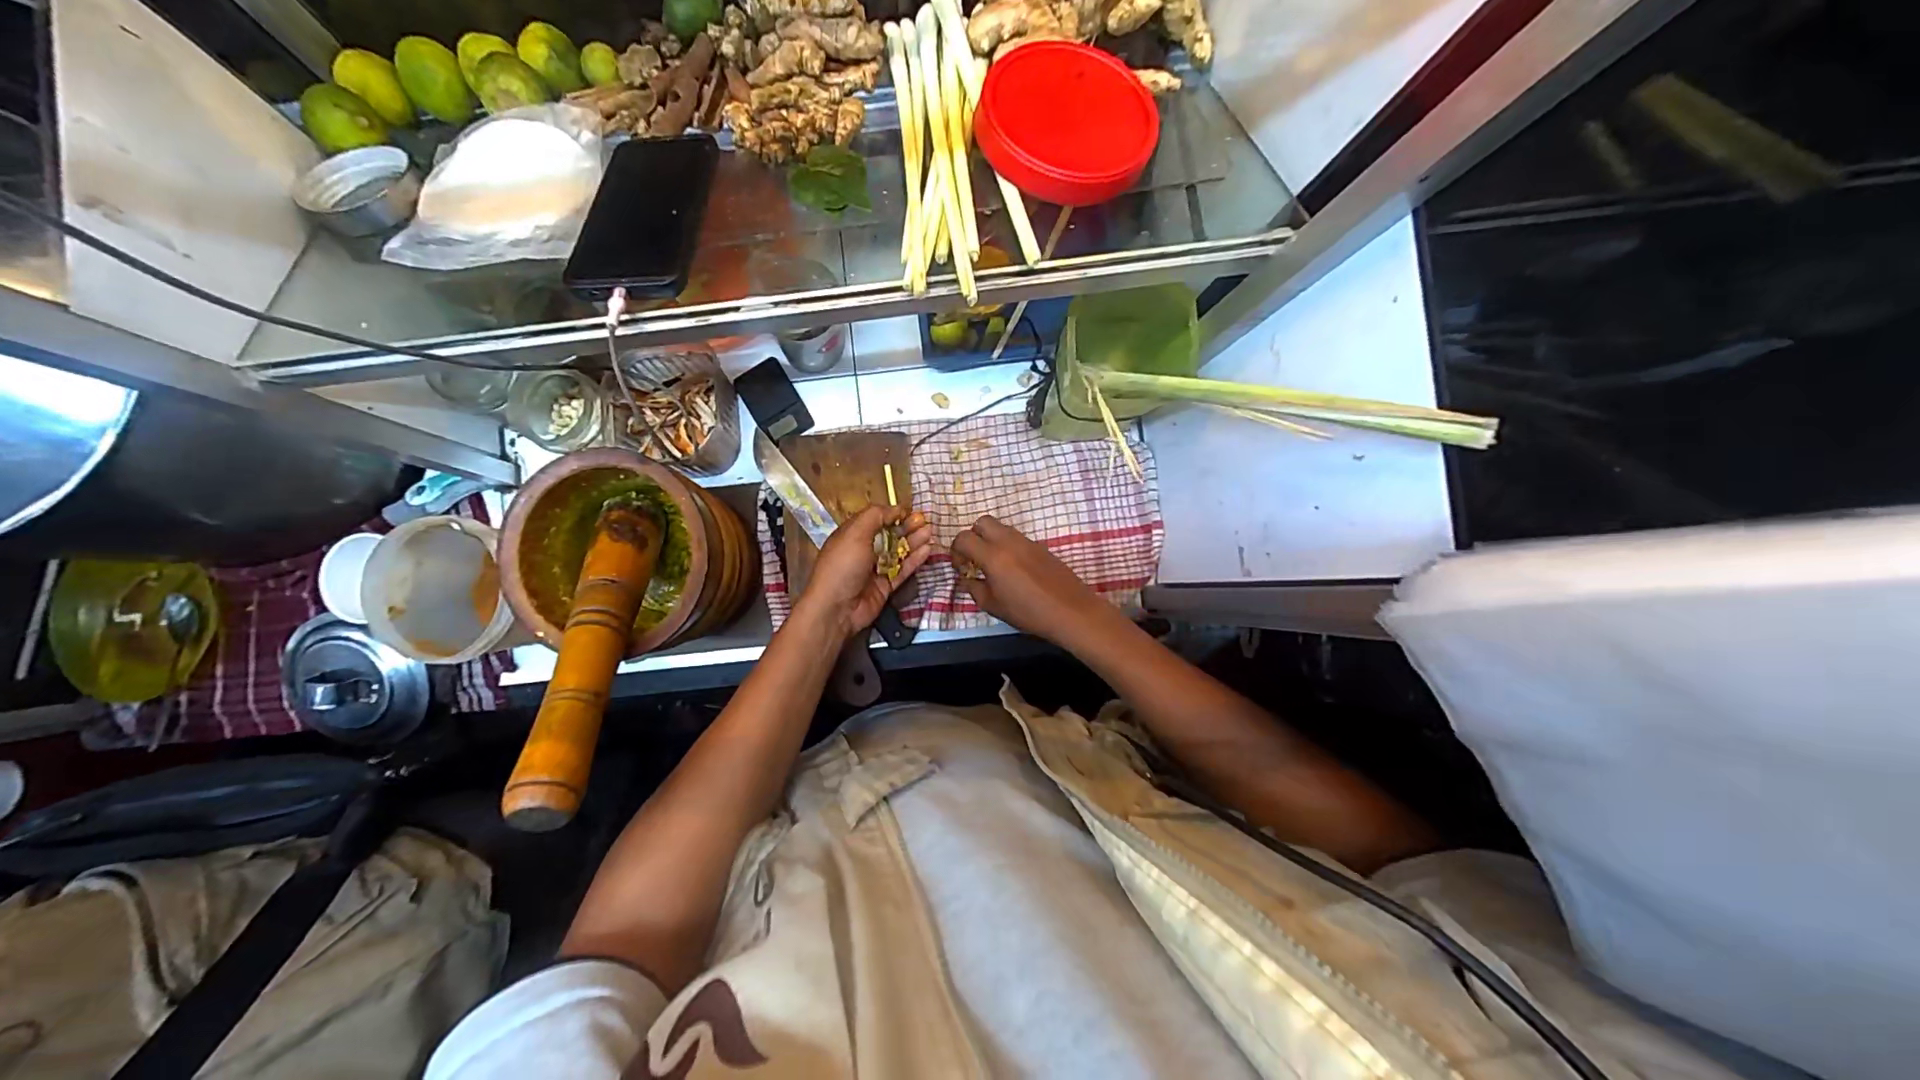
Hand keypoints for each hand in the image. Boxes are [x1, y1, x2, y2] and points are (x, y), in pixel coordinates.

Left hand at [792, 505, 933, 640]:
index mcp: (852, 535)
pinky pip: (903, 570)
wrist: (837, 609)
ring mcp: (875, 569)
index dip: (892, 514)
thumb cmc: (842, 566)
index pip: (875, 519)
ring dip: (914, 541)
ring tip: (930, 532)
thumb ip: (875, 516)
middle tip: (925, 521)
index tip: (910, 511)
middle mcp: (863, 550)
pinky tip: (927, 550)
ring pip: (899, 552)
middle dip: (906, 527)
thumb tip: (895, 508)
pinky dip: (915, 560)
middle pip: (889, 535)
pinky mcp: (886, 586)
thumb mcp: (855, 533)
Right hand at [950, 515, 1118, 646]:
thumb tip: (967, 579)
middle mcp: (1009, 541)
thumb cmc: (1029, 612)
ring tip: (994, 566)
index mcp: (993, 556)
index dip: (955, 552)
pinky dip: (1007, 546)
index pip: (963, 538)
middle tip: (974, 559)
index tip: (961, 568)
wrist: (1071, 611)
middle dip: (973, 537)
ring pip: (1001, 528)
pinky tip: (1013, 570)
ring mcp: (1027, 541)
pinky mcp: (1041, 546)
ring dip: (991, 540)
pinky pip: (1017, 538)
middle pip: (982, 522)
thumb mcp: (993, 606)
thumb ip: (974, 588)